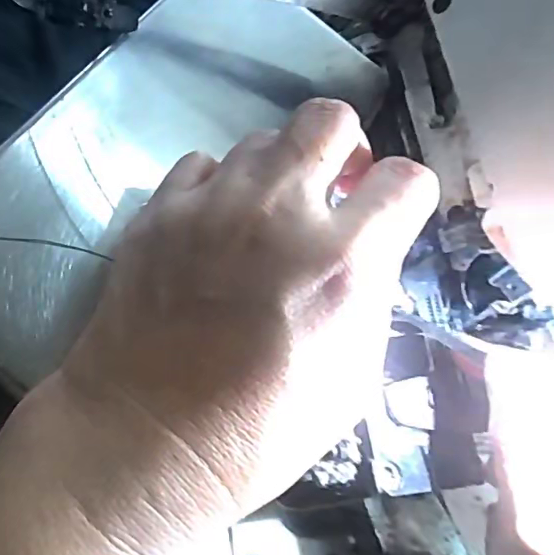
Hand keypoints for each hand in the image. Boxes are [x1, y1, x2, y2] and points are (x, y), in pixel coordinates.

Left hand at [32, 98, 438, 554]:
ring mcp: (209, 206)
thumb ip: (366, 292)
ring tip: (262, 214)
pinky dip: (213, 185)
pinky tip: (208, 222)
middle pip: (326, 120)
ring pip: (258, 140)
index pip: (405, 180)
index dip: (405, 194)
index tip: (388, 210)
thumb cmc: (259, 428)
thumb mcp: (353, 375)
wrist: (148, 434)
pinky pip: (198, 166)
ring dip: (275, 170)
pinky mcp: (157, 212)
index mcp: (343, 260)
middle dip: (343, 146)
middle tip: (330, 186)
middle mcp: (278, 213)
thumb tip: (364, 250)